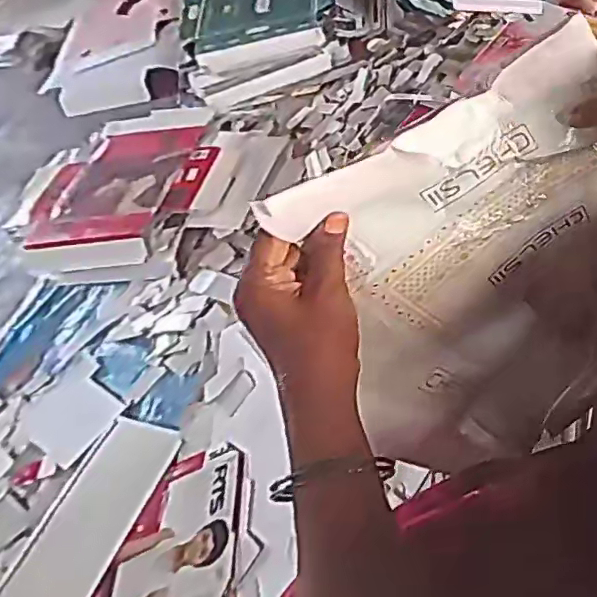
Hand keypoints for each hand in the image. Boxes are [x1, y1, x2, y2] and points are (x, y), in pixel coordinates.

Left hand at [236, 213, 360, 404]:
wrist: (322, 389)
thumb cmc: (318, 353)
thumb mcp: (329, 292)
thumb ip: (329, 252)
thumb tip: (331, 224)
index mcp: (255, 286)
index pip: (272, 237)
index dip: (298, 218)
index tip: (321, 206)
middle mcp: (254, 294)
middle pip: (280, 249)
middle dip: (310, 236)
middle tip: (339, 224)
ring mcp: (269, 305)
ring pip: (291, 265)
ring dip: (316, 254)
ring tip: (342, 249)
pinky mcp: (285, 314)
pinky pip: (298, 280)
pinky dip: (317, 272)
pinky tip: (337, 271)